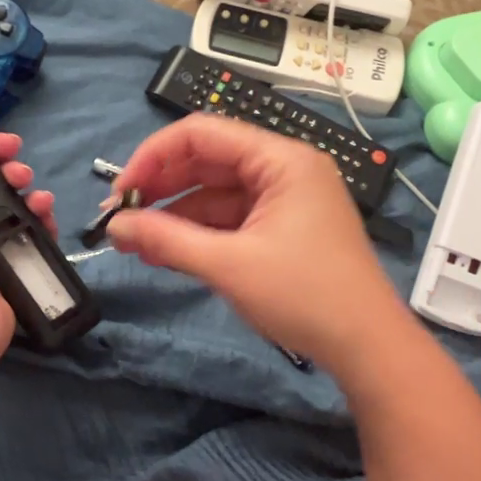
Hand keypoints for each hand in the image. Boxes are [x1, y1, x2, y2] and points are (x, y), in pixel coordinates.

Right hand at [106, 114, 406, 368]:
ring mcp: (286, 199)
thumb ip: (166, 240)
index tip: (121, 193)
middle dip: (161, 187)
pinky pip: (230, 217)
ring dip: (175, 214)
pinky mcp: (283, 227)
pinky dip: (198, 232)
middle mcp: (284, 168)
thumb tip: (113, 226)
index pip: (202, 133)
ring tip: (135, 243)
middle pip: (207, 160)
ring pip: (215, 192)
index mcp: (281, 159)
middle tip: (120, 218)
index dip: (153, 157)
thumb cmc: (305, 296)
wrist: (367, 346)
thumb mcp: (228, 266)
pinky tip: (167, 252)